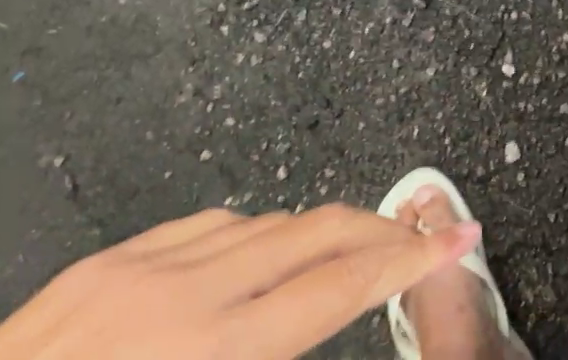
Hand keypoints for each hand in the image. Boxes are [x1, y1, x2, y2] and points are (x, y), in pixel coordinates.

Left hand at [0, 205, 479, 359]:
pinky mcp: (106, 258)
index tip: (461, 237)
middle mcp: (183, 295)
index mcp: (210, 353)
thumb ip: (278, 351)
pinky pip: (210, 224)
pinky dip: (253, 234)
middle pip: (318, 234)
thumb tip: (328, 311)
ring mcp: (140, 266)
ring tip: (348, 249)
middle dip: (382, 229)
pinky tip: (257, 255)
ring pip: (269, 221)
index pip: (341, 288)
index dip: (411, 260)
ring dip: (319, 234)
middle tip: (423, 237)